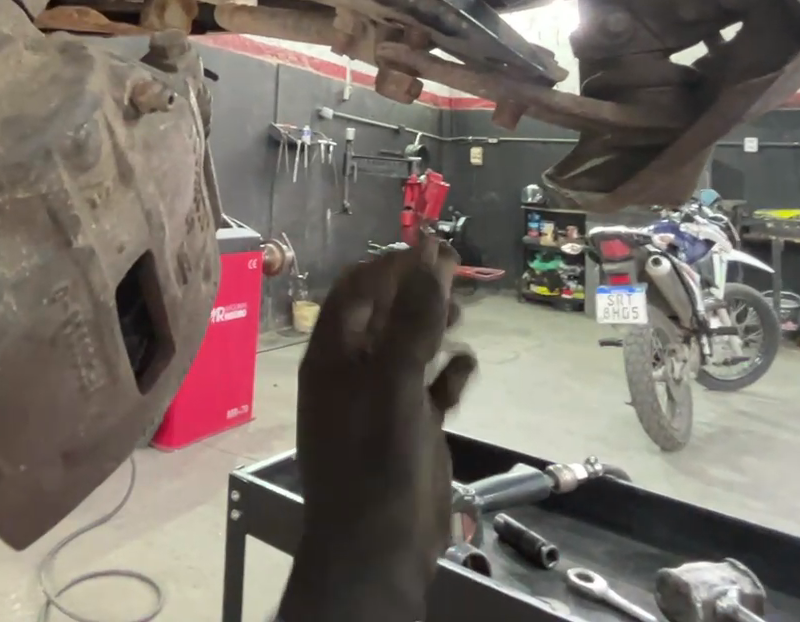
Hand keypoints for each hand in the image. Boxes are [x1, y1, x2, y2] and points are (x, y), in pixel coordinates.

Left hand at [279, 236, 475, 621]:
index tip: (432, 247)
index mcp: (332, 353)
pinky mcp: (406, 427)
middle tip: (457, 269)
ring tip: (464, 312)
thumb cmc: (376, 458)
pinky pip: (426, 386)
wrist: (378, 551)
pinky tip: (467, 367)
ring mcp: (379, 400)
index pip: (357, 289)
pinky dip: (446, 372)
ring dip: (433, 325)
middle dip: (416, 289)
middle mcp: (352, 370)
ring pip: (406, 346)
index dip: (391, 264)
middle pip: (383, 313)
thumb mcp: (395, 380)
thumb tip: (429, 251)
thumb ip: (413, 317)